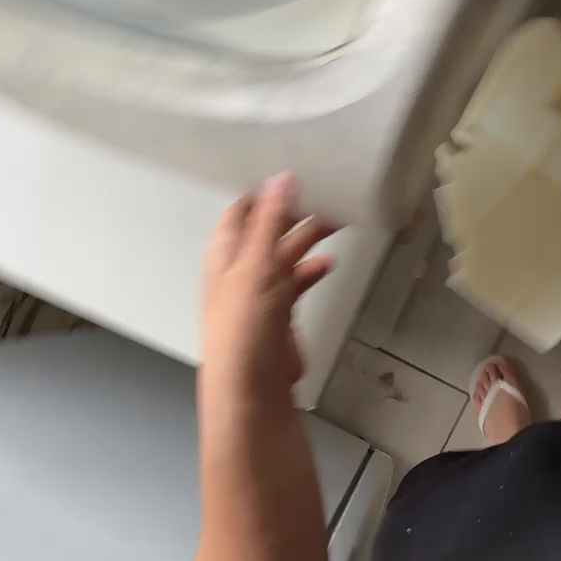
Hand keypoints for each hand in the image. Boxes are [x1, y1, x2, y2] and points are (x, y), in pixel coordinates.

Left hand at [200, 173, 335, 415]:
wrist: (251, 384)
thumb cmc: (243, 326)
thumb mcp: (256, 264)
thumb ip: (270, 222)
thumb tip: (281, 180)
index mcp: (225, 255)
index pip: (241, 213)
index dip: (263, 193)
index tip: (291, 175)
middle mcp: (240, 270)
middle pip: (267, 232)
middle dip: (293, 214)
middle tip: (323, 194)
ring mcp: (260, 293)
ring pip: (285, 256)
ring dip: (307, 240)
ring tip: (334, 221)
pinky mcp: (279, 313)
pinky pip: (297, 283)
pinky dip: (312, 271)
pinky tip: (327, 263)